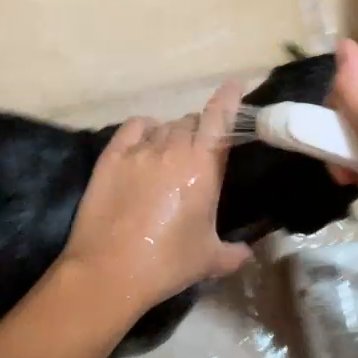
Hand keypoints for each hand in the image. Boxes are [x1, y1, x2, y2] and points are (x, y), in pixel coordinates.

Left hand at [58, 83, 253, 310]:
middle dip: (199, 132)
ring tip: (169, 157)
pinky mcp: (113, 155)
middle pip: (191, 122)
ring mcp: (141, 149)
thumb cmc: (167, 264)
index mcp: (203, 166)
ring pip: (165, 126)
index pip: (220, 118)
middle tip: (197, 155)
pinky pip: (134, 127)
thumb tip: (248, 253)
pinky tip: (145, 142)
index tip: (234, 86)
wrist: (109, 271)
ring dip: (172, 136)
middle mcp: (174, 148)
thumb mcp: (209, 260)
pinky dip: (144, 129)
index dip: (229, 99)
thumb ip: (233, 253)